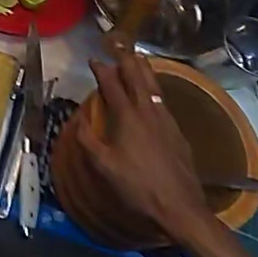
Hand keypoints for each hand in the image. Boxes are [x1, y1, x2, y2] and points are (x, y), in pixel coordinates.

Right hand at [75, 53, 214, 241]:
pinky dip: (155, 90)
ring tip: (140, 58)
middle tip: (120, 47)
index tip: (93, 59)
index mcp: (127, 117)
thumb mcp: (103, 164)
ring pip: (154, 88)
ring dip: (145, 71)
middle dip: (127, 61)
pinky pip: (164, 102)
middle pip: (138, 79)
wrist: (181, 208)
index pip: (111, 85)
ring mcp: (167, 122)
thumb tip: (76, 119)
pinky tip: (154, 95)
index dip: (101, 70)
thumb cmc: (137, 186)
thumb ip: (87, 139)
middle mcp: (148, 113)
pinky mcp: (178, 134)